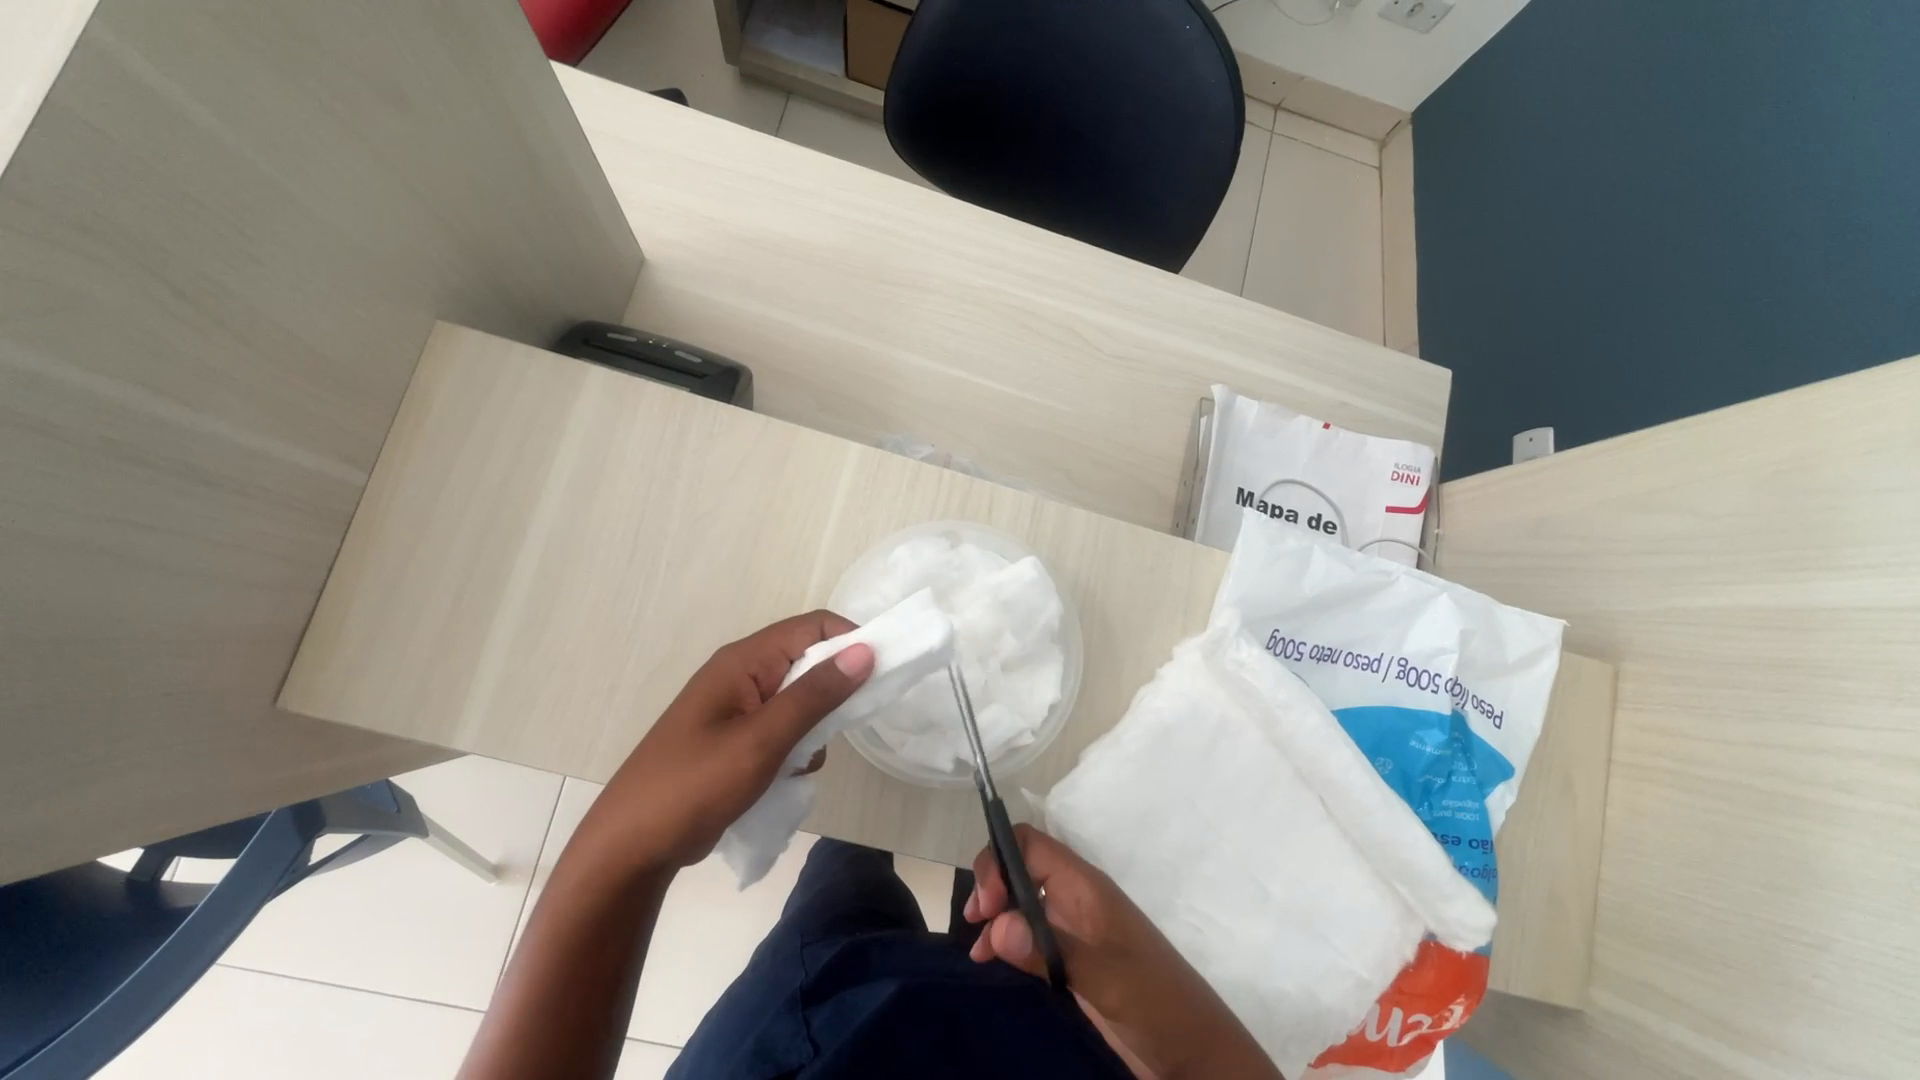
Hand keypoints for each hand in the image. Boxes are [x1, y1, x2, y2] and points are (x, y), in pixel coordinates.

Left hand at [575, 612, 874, 871]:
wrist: (633, 845)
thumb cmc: (694, 784)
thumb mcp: (763, 740)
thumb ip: (815, 695)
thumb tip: (866, 651)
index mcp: (743, 662)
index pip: (812, 627)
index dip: (851, 641)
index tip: (881, 675)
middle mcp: (742, 676)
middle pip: (808, 662)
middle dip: (833, 692)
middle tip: (842, 729)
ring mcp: (737, 710)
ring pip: (800, 701)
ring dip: (814, 729)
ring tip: (800, 763)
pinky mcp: (736, 741)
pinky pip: (783, 730)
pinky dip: (795, 750)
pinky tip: (785, 779)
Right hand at [965, 825, 1280, 1079]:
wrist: (1197, 1053)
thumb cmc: (1159, 1002)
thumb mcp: (1109, 978)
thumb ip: (1054, 951)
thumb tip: (997, 925)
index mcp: (1087, 889)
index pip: (1031, 845)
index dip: (1000, 861)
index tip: (988, 904)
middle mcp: (1076, 902)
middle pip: (1021, 870)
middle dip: (991, 887)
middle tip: (975, 927)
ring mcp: (1074, 932)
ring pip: (1022, 904)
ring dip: (995, 918)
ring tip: (978, 952)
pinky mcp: (1071, 963)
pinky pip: (1029, 937)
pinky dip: (1004, 943)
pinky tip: (989, 963)